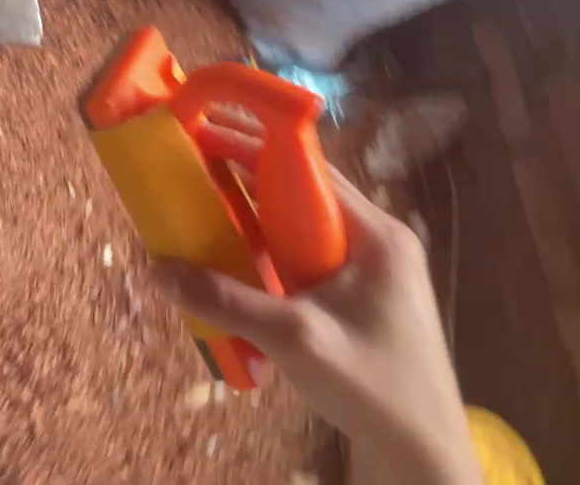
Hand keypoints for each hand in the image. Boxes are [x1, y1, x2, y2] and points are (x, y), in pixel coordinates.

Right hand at [151, 171, 481, 484]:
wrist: (424, 459)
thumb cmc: (374, 387)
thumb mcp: (294, 339)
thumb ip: (225, 300)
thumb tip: (156, 267)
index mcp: (376, 234)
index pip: (305, 167)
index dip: (250, 143)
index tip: (199, 128)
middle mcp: (374, 238)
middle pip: (297, 187)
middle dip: (241, 170)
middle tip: (187, 159)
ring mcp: (366, 266)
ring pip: (295, 218)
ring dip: (247, 207)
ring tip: (196, 197)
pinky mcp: (354, 291)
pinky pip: (297, 248)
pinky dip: (260, 240)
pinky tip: (227, 251)